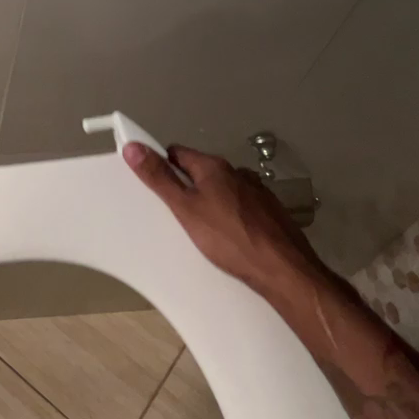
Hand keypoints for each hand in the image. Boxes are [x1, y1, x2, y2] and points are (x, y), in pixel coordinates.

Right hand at [122, 141, 325, 301]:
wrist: (284, 272)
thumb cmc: (229, 239)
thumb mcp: (185, 209)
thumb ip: (159, 178)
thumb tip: (133, 147)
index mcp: (214, 167)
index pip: (177, 153)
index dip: (162, 166)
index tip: (156, 186)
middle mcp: (238, 173)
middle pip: (201, 172)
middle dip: (187, 187)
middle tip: (177, 212)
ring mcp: (259, 192)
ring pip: (223, 190)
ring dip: (211, 201)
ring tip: (204, 228)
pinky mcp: (273, 212)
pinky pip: (242, 206)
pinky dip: (232, 215)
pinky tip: (231, 237)